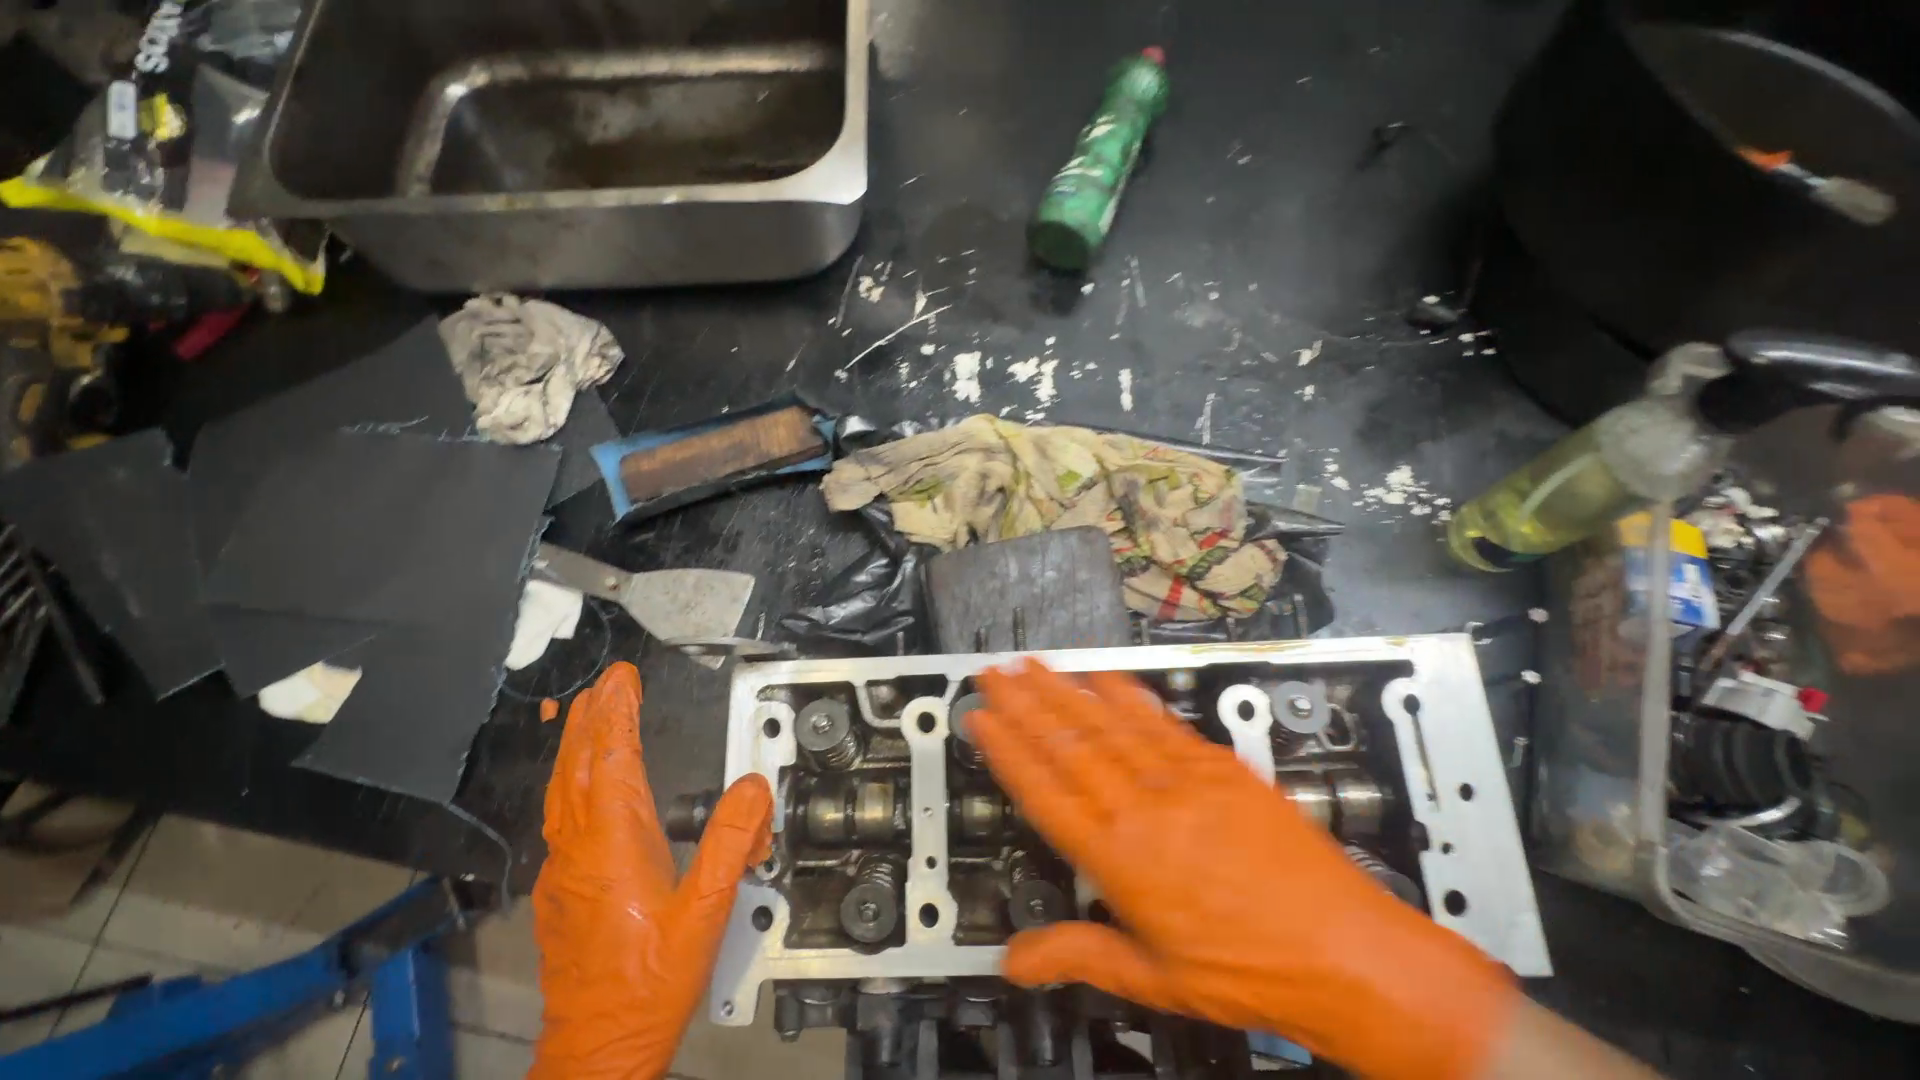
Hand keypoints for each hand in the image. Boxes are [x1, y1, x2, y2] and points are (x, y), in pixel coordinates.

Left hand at [531, 662, 771, 1079]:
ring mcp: (563, 869)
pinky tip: (581, 786)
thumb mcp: (707, 911)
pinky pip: (561, 818)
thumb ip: (730, 843)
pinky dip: (572, 783)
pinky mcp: (560, 890)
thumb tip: (751, 787)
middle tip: (603, 683)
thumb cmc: (650, 983)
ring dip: (575, 747)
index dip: (617, 712)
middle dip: (591, 718)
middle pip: (578, 766)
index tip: (622, 679)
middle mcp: (580, 849)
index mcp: (614, 844)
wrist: (598, 1043)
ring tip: (585, 716)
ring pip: (563, 791)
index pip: (612, 760)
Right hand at [971, 659, 1519, 1079]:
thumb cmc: (1256, 969)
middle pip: (1070, 744)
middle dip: (1026, 703)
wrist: (1347, 952)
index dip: (1006, 750)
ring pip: (1111, 725)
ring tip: (1038, 664)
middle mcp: (1148, 809)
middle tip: (996, 672)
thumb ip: (1078, 955)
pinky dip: (1130, 697)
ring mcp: (1187, 782)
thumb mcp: (1154, 977)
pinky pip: (1164, 723)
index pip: (1045, 790)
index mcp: (1121, 858)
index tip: (981, 719)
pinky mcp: (1223, 770)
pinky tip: (1110, 679)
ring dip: (1068, 691)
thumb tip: (1019, 961)